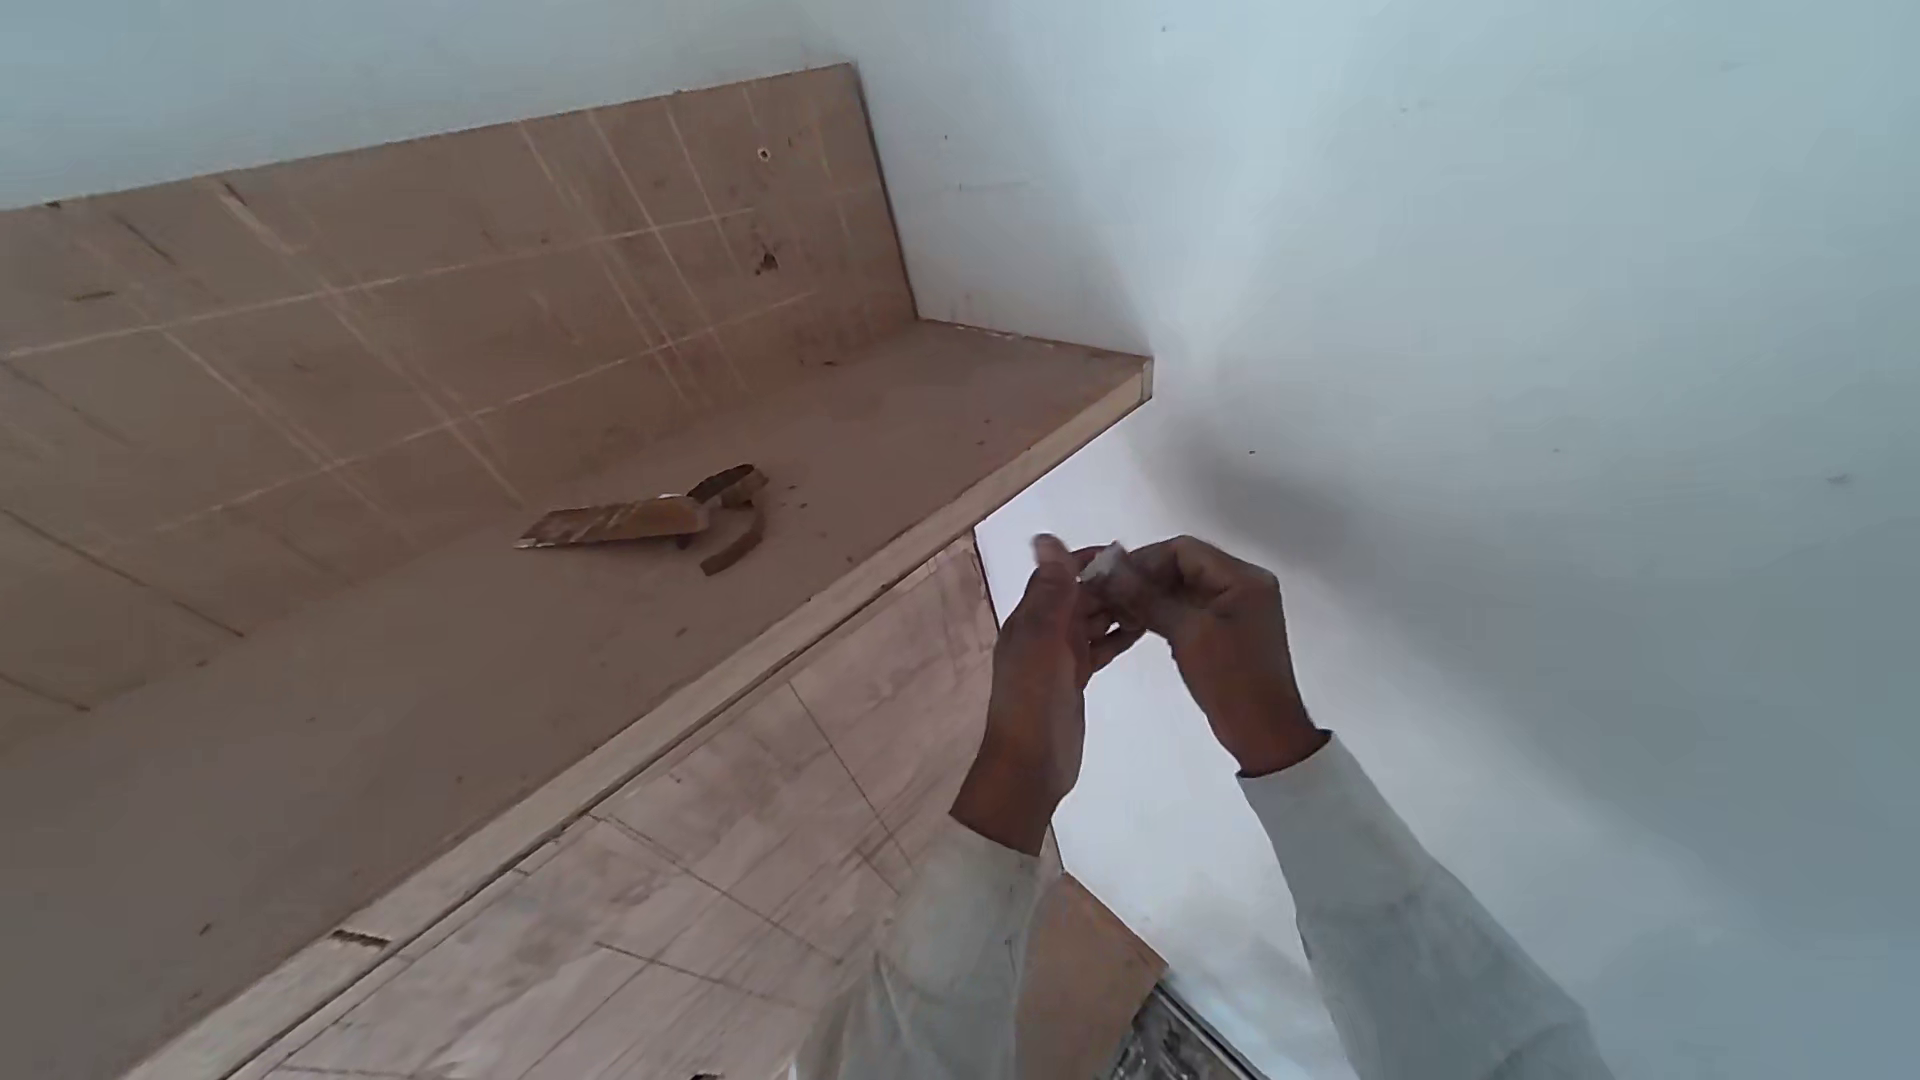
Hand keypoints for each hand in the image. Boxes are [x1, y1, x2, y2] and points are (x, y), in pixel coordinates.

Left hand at [950, 535, 1143, 854]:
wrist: (1031, 764)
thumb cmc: (1032, 698)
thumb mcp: (1040, 639)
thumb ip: (1048, 591)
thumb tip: (1045, 538)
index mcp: (1030, 617)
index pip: (1058, 576)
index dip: (1085, 561)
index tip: (1123, 551)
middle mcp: (1043, 631)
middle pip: (1078, 596)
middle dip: (1108, 583)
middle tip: (1153, 575)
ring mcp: (1060, 656)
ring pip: (1091, 620)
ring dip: (1117, 607)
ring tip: (1155, 596)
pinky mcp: (1075, 678)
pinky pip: (1099, 647)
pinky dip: (1117, 636)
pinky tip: (1143, 628)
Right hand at [1089, 535, 1326, 775]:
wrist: (1263, 733)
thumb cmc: (1230, 679)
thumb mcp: (1187, 632)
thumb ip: (1146, 597)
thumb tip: (1106, 569)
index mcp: (1242, 578)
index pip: (1183, 549)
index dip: (1143, 560)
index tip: (1110, 579)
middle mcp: (1240, 584)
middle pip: (1180, 565)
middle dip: (1142, 578)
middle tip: (1107, 595)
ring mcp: (1231, 606)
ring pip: (1179, 587)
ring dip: (1147, 596)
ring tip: (1115, 611)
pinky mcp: (1221, 627)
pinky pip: (1184, 607)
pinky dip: (1159, 611)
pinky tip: (1133, 622)